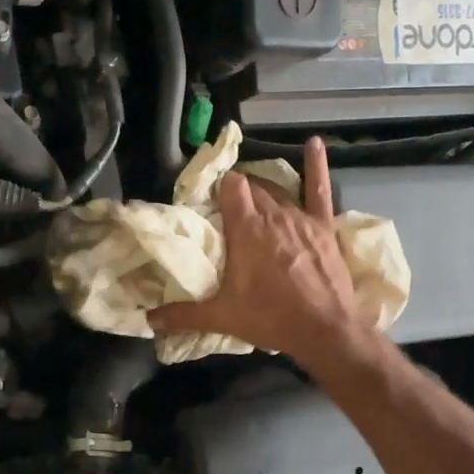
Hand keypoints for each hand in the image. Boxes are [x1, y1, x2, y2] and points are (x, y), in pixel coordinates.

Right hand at [147, 138, 361, 365]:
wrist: (323, 329)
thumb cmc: (270, 319)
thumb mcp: (222, 317)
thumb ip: (184, 315)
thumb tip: (150, 319)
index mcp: (246, 230)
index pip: (230, 188)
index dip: (219, 188)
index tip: (210, 197)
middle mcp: (273, 215)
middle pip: (253, 188)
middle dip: (239, 191)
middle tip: (228, 204)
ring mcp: (301, 218)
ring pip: (279, 189)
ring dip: (264, 187)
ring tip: (254, 190)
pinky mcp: (324, 226)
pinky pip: (320, 189)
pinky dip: (316, 165)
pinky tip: (314, 144)